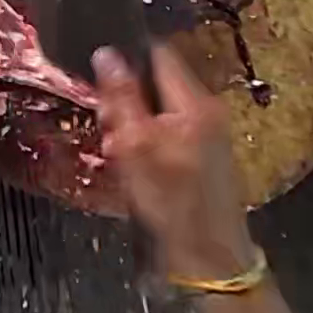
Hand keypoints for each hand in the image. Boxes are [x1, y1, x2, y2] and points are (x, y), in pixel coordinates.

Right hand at [93, 43, 255, 282]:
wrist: (210, 259)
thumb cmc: (171, 201)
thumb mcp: (135, 145)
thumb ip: (121, 95)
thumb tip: (106, 53)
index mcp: (193, 102)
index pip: (157, 52)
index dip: (126, 57)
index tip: (102, 77)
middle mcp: (206, 108)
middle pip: (154, 80)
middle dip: (125, 97)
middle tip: (109, 125)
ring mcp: (209, 130)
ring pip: (158, 105)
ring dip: (132, 120)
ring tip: (119, 148)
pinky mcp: (205, 149)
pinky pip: (168, 125)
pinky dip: (147, 136)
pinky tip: (135, 160)